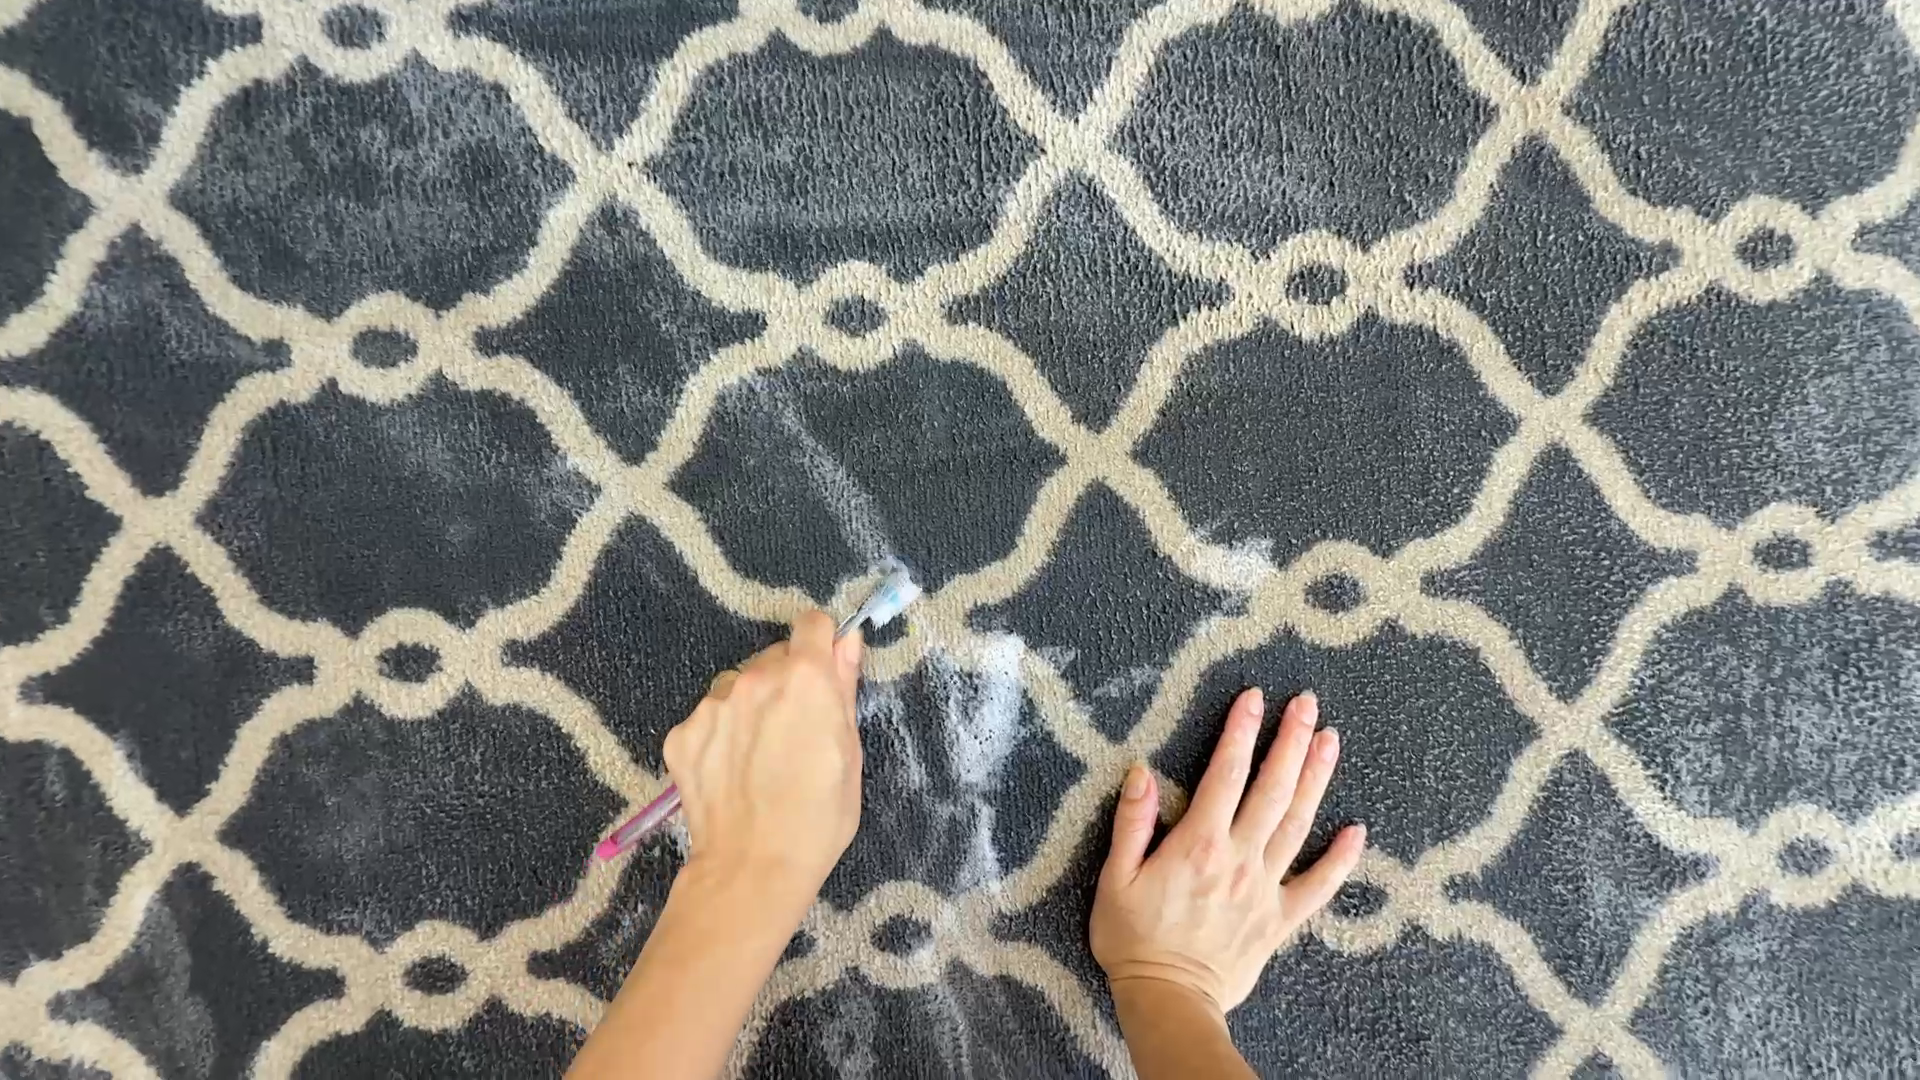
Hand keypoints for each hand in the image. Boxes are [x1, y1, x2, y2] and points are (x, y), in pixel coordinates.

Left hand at [660, 610, 863, 909]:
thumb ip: (845, 686)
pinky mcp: (681, 733)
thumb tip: (848, 639)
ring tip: (759, 754)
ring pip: (739, 684)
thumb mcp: (850, 750)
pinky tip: (731, 771)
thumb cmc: (820, 815)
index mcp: (805, 677)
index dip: (821, 644)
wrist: (753, 870)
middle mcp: (755, 678)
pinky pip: (710, 716)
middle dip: (788, 680)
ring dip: (752, 703)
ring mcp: (712, 705)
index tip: (823, 673)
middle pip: (776, 655)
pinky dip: (721, 734)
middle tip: (795, 729)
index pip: (812, 623)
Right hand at [1091, 688, 1365, 1013]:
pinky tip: (1357, 830)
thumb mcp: (1115, 876)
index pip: (1226, 774)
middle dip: (1290, 741)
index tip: (1254, 698)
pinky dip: (1341, 858)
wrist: (1168, 1001)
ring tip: (1330, 739)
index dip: (1241, 732)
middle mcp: (1239, 858)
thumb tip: (1141, 770)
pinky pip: (1318, 886)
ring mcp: (1265, 889)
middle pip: (1272, 789)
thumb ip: (1131, 821)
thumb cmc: (1133, 937)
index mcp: (1198, 843)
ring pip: (1298, 824)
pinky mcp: (1280, 919)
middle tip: (1306, 703)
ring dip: (1316, 779)